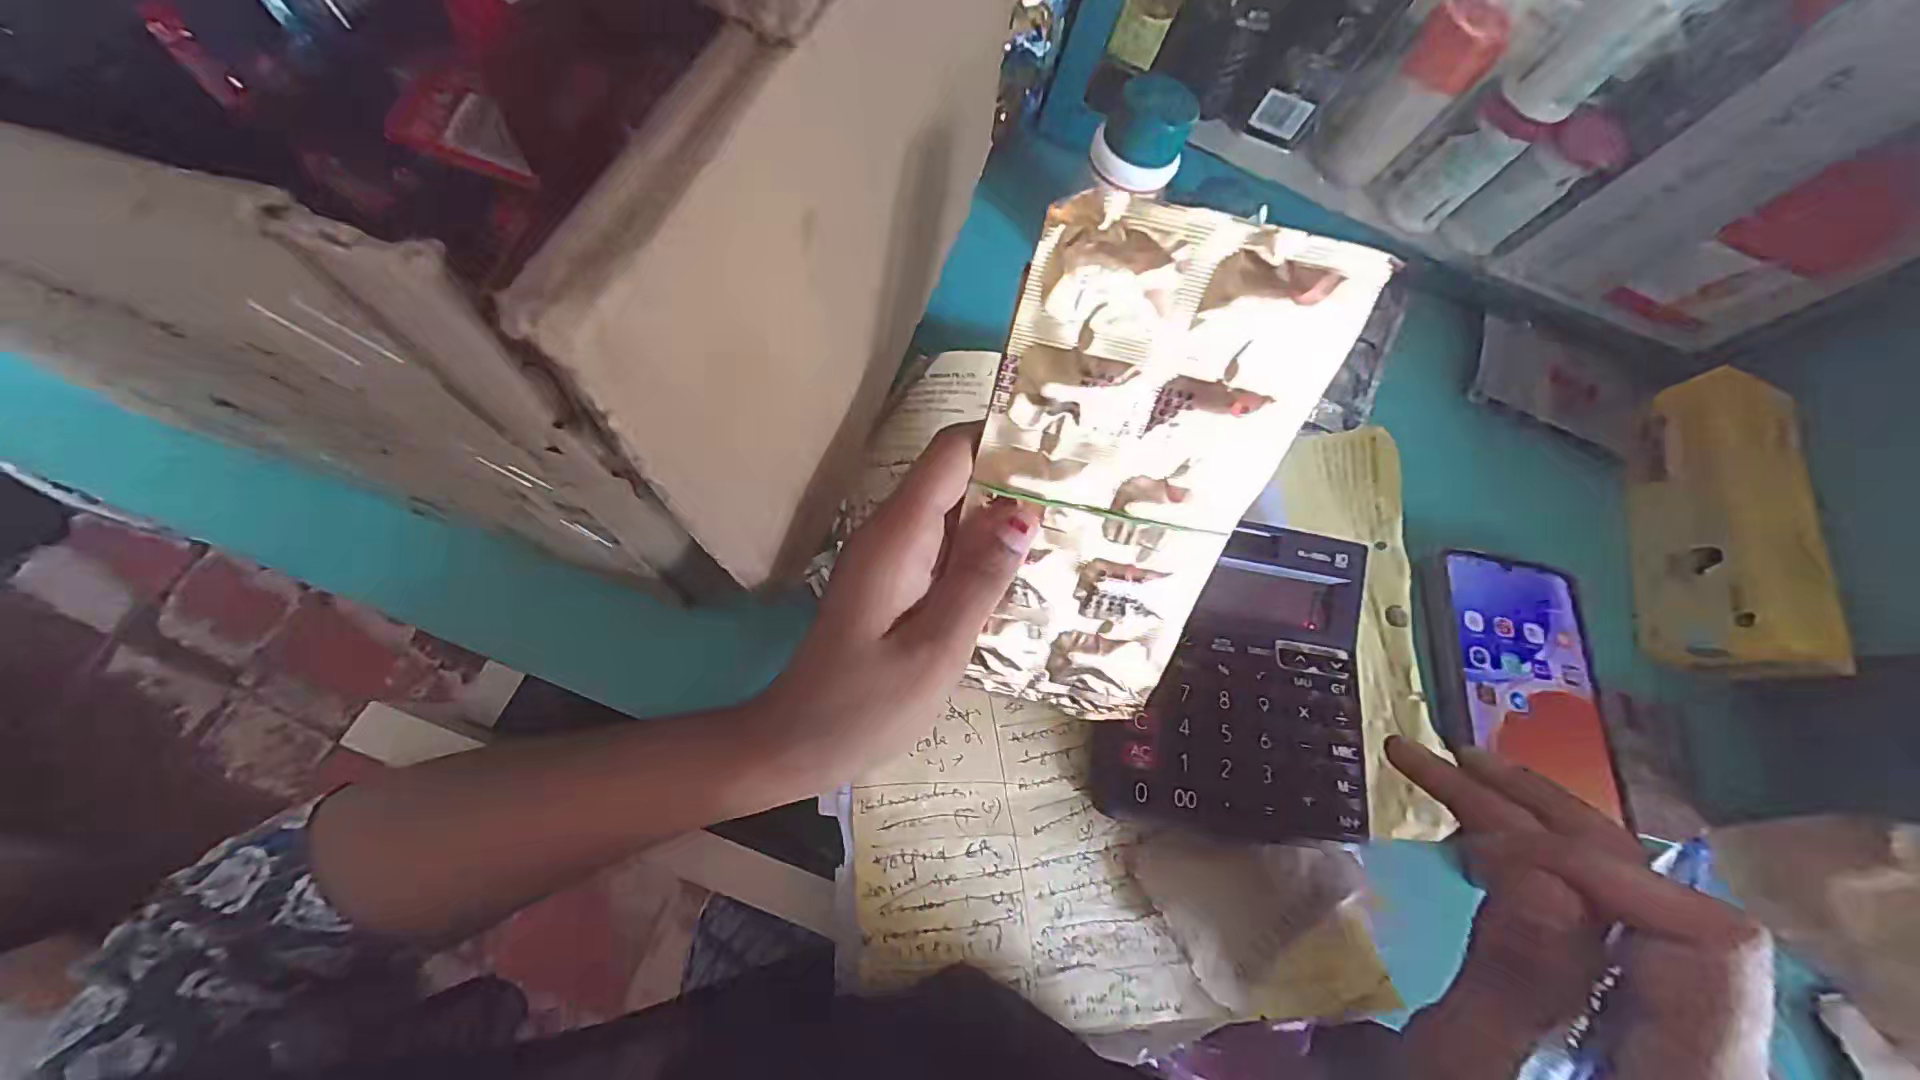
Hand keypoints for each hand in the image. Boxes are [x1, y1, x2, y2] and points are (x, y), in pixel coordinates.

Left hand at [763, 423, 1038, 778]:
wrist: (797, 743)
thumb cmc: (864, 707)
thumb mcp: (936, 649)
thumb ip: (980, 579)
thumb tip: (1024, 514)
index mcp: (899, 535)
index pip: (951, 453)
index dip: (1002, 441)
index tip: (1059, 456)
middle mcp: (891, 532)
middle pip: (955, 477)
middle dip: (1013, 481)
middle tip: (1079, 503)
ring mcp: (889, 557)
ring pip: (953, 514)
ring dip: (1001, 520)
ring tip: (1065, 533)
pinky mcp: (893, 582)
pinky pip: (943, 548)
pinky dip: (980, 552)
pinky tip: (1019, 576)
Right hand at [1387, 737, 1772, 1079]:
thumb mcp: (1468, 1069)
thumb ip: (1515, 985)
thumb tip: (1541, 873)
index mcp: (1689, 1065)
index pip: (1702, 936)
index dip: (1596, 869)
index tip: (1476, 844)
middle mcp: (1697, 1028)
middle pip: (1651, 889)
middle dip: (1538, 816)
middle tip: (1443, 761)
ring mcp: (1653, 1007)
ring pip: (1616, 886)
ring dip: (1526, 819)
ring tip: (1450, 770)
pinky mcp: (1612, 997)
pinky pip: (1586, 908)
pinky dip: (1526, 856)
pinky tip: (1477, 835)